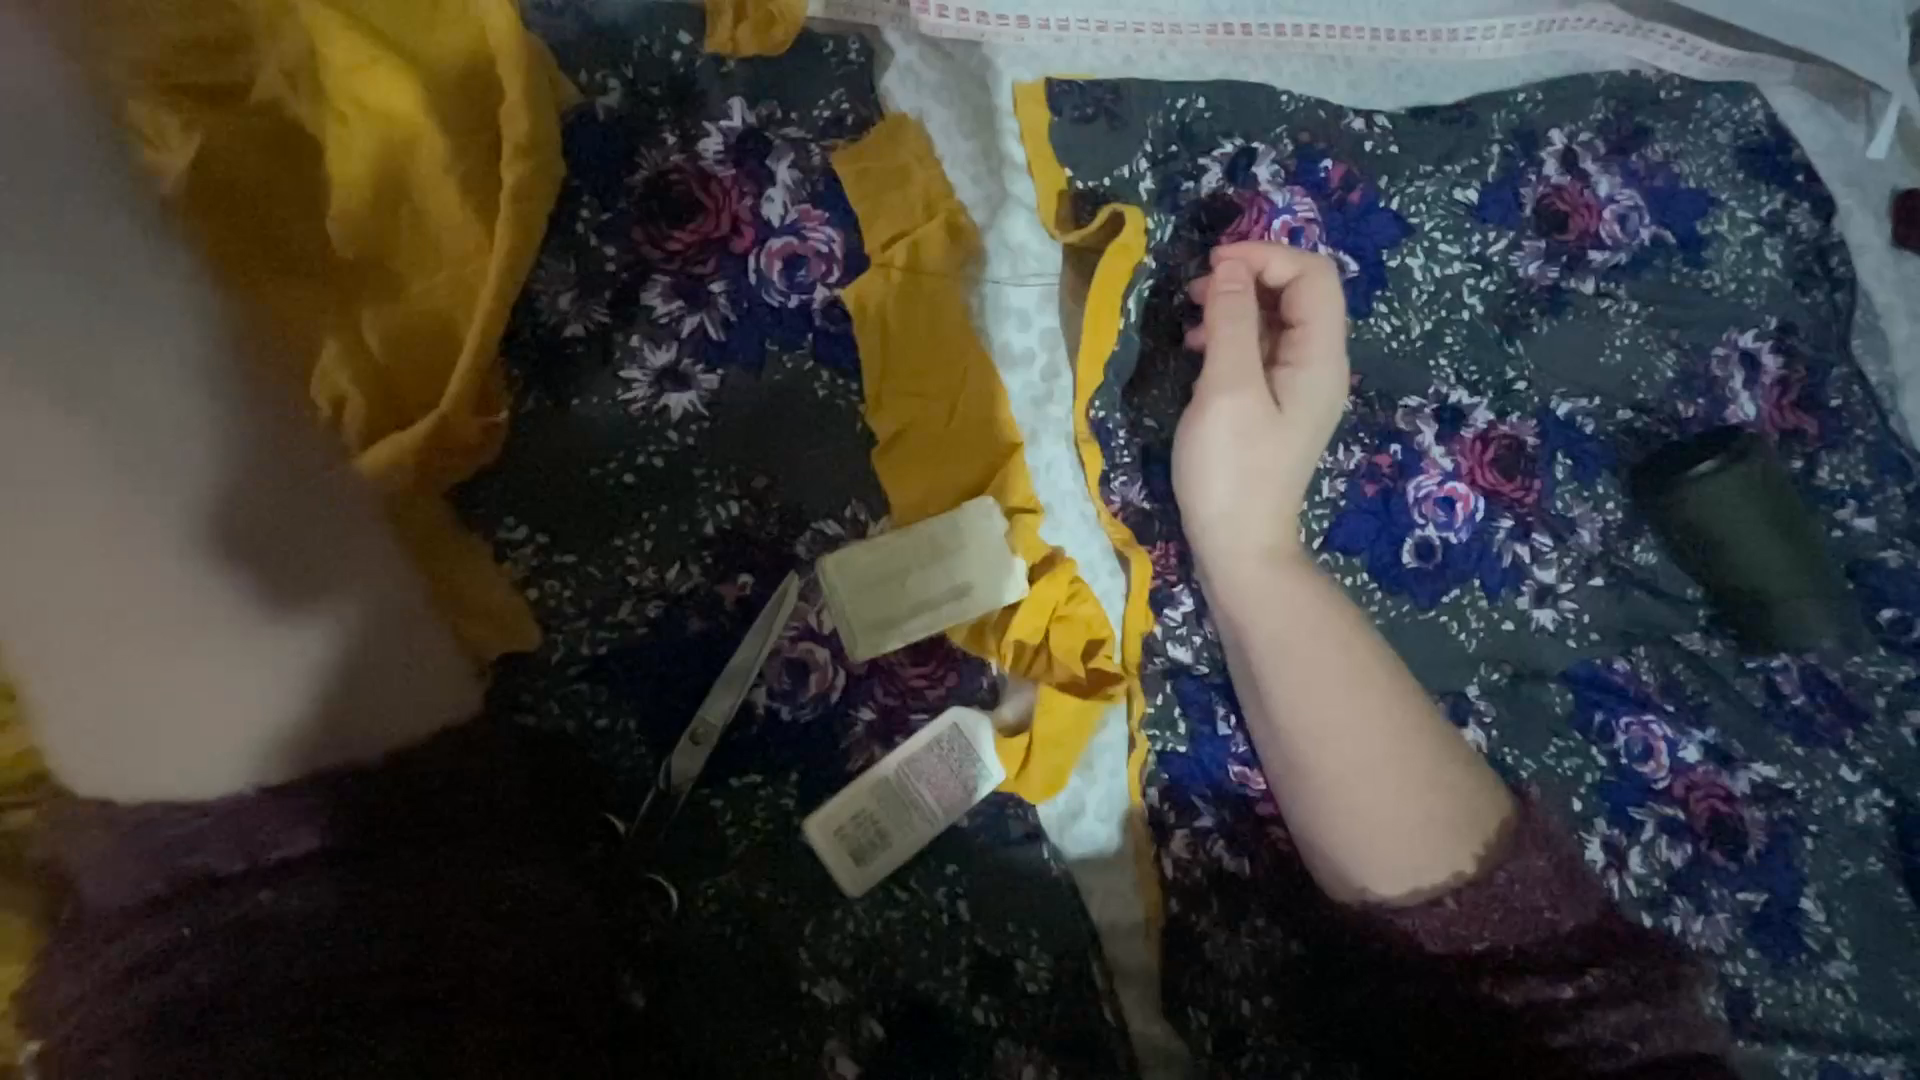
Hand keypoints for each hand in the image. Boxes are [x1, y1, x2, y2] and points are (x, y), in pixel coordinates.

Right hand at [1172, 243, 1349, 579]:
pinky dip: (1231, 339)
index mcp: (1319, 358)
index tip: (1211, 266)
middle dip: (1248, 278)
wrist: (1238, 545)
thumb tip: (1230, 268)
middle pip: (1299, 294)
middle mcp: (1319, 366)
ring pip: (1276, 323)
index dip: (1265, 256)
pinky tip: (1198, 351)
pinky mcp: (1274, 408)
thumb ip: (1232, 322)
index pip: (1312, 275)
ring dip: (1235, 307)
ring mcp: (1298, 389)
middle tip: (1195, 290)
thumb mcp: (1227, 389)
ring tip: (1190, 319)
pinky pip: (1261, 354)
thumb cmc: (1230, 470)